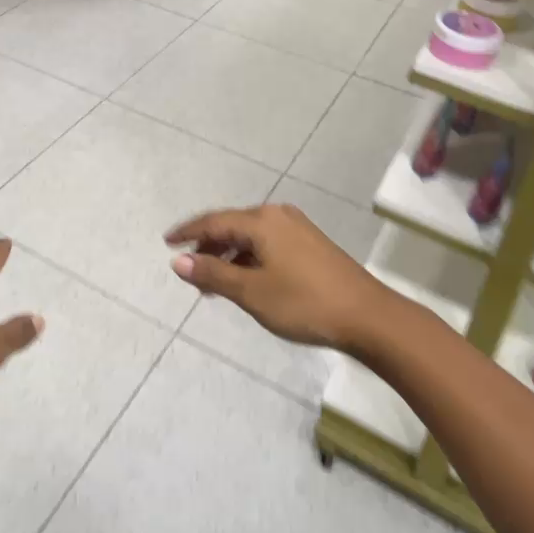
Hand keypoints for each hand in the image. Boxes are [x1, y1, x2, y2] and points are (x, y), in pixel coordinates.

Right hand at [165, 205, 396, 353]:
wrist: (367, 316)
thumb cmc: (304, 303)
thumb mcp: (252, 292)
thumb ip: (213, 275)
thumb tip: (178, 261)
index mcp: (262, 221)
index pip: (214, 221)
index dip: (188, 233)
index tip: (166, 243)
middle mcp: (278, 216)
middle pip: (232, 226)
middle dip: (208, 247)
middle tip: (189, 271)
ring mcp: (297, 229)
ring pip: (251, 237)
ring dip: (229, 257)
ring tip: (213, 284)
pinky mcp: (310, 245)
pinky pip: (267, 245)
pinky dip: (249, 259)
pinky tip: (246, 282)